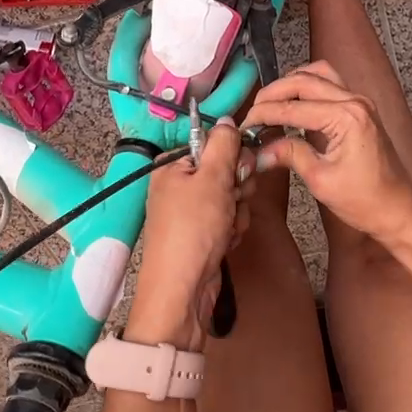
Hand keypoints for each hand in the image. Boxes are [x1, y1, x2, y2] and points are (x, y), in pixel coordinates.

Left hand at [126, 117, 250, 348]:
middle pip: (226, 168)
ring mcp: (191, 212)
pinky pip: (229, 218)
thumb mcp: (212, 179)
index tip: (238, 169)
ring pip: (232, 195)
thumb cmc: (193, 230)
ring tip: (226, 227)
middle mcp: (179, 185)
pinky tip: (225, 242)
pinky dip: (233, 229)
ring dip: (237, 210)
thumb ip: (224, 144)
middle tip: (232, 199)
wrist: (182, 292)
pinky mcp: (203, 234)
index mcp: (173, 166)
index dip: (232, 155)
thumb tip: (228, 118)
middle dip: (237, 185)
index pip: (213, 143)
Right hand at [251, 62, 411, 244]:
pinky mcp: (360, 108)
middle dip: (274, 93)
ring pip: (318, 74)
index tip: (245, 124)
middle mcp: (354, 101)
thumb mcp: (320, 180)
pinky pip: (330, 84)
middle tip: (253, 112)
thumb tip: (259, 151)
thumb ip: (290, 155)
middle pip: (304, 80)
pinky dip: (308, 87)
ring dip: (291, 84)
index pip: (295, 107)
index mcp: (346, 117)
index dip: (265, 114)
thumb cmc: (365, 200)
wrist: (398, 210)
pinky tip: (294, 104)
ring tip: (270, 104)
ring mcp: (360, 101)